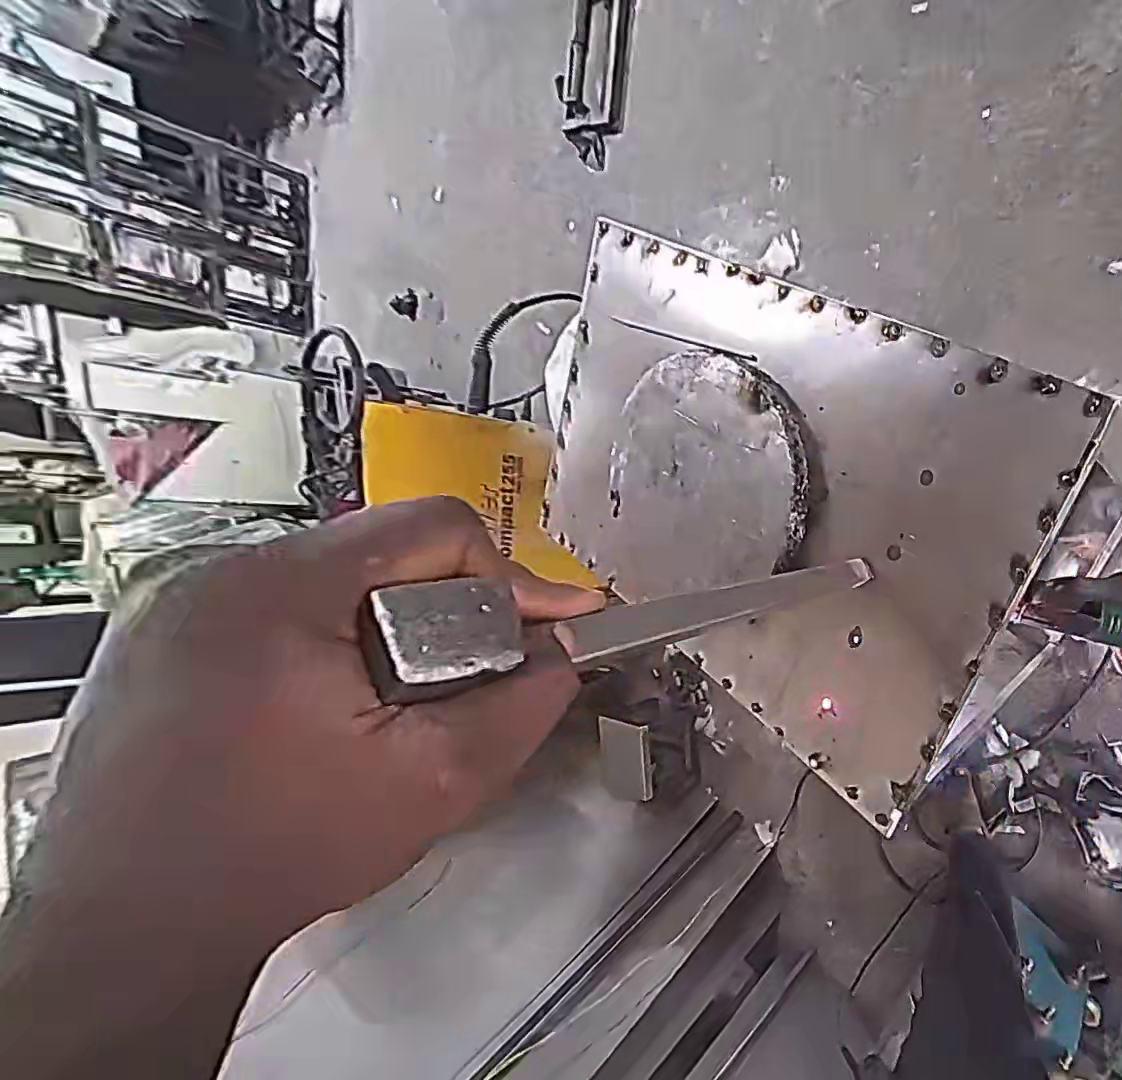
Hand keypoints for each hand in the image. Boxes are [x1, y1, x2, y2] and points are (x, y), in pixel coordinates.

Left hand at [21, 497, 605, 952]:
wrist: (127, 936)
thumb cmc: (290, 849)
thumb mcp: (447, 775)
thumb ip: (531, 697)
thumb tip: (562, 643)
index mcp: (276, 594)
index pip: (436, 529)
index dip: (513, 575)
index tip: (554, 625)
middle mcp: (220, 578)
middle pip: (397, 547)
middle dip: (468, 603)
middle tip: (499, 661)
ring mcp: (186, 604)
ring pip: (360, 571)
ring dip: (421, 617)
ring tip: (441, 681)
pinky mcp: (177, 634)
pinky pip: (313, 600)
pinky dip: (369, 630)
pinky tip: (376, 689)